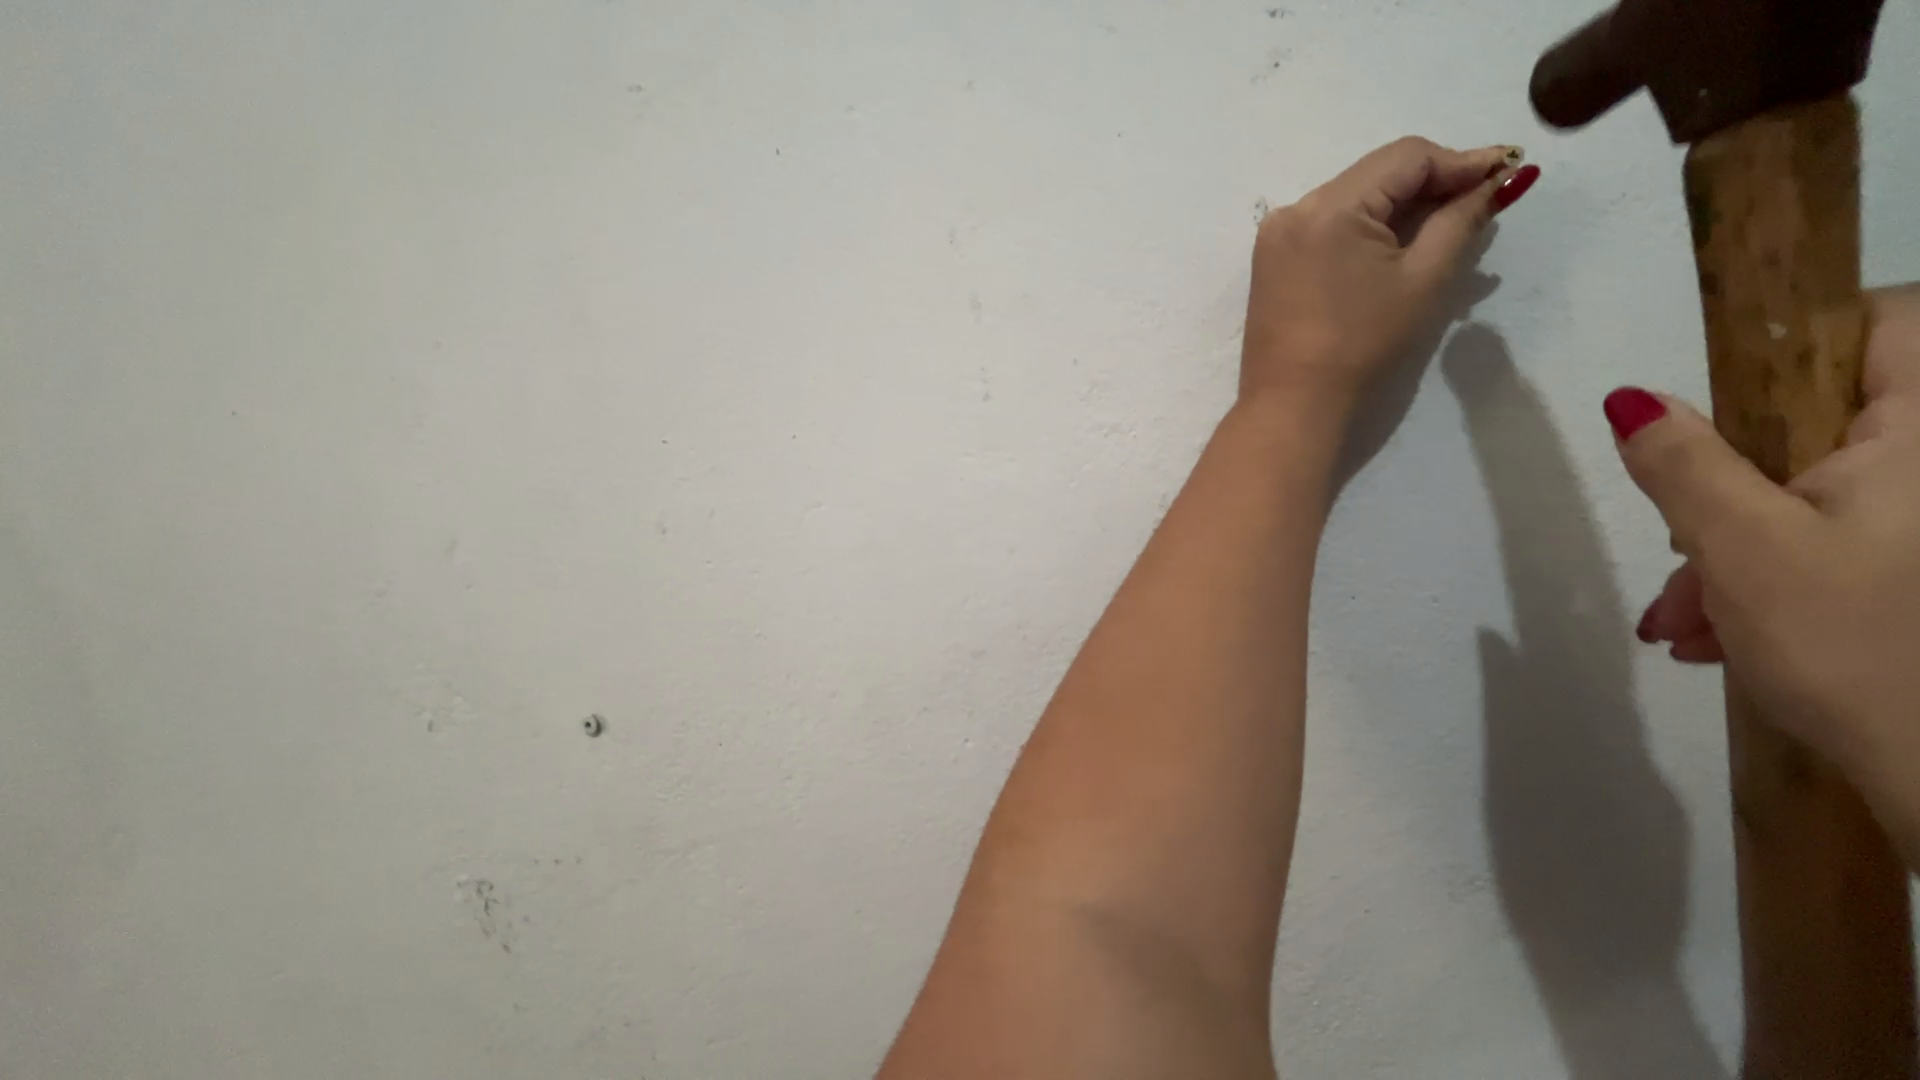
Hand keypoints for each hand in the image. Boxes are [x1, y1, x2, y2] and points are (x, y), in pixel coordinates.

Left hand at [1241, 138, 1539, 416]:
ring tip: (1445, 224)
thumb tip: (1494, 180)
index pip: (1406, 157)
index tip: (1505, 174)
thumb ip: (1460, 220)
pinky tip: (1396, 244)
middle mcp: (1294, 210)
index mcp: (1329, 207)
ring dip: (1399, 206)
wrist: (1293, 404)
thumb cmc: (1362, 345)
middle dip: (1431, 182)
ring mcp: (1275, 237)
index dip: (1460, 162)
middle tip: (1482, 199)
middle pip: (1376, 175)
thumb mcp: (1424, 279)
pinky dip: (1365, 227)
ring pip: (1352, 199)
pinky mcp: (1270, 261)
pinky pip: (1327, 225)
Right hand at [1617, 285, 1919, 858]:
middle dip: (1723, 488)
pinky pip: (1836, 547)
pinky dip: (1771, 582)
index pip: (1881, 324)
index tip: (1727, 394)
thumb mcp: (1741, 546)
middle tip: (1676, 545)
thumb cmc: (1854, 640)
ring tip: (1683, 623)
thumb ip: (1680, 464)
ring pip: (1813, 499)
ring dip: (1731, 550)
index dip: (1799, 337)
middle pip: (1818, 430)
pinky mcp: (1914, 575)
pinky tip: (1721, 636)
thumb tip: (1628, 398)